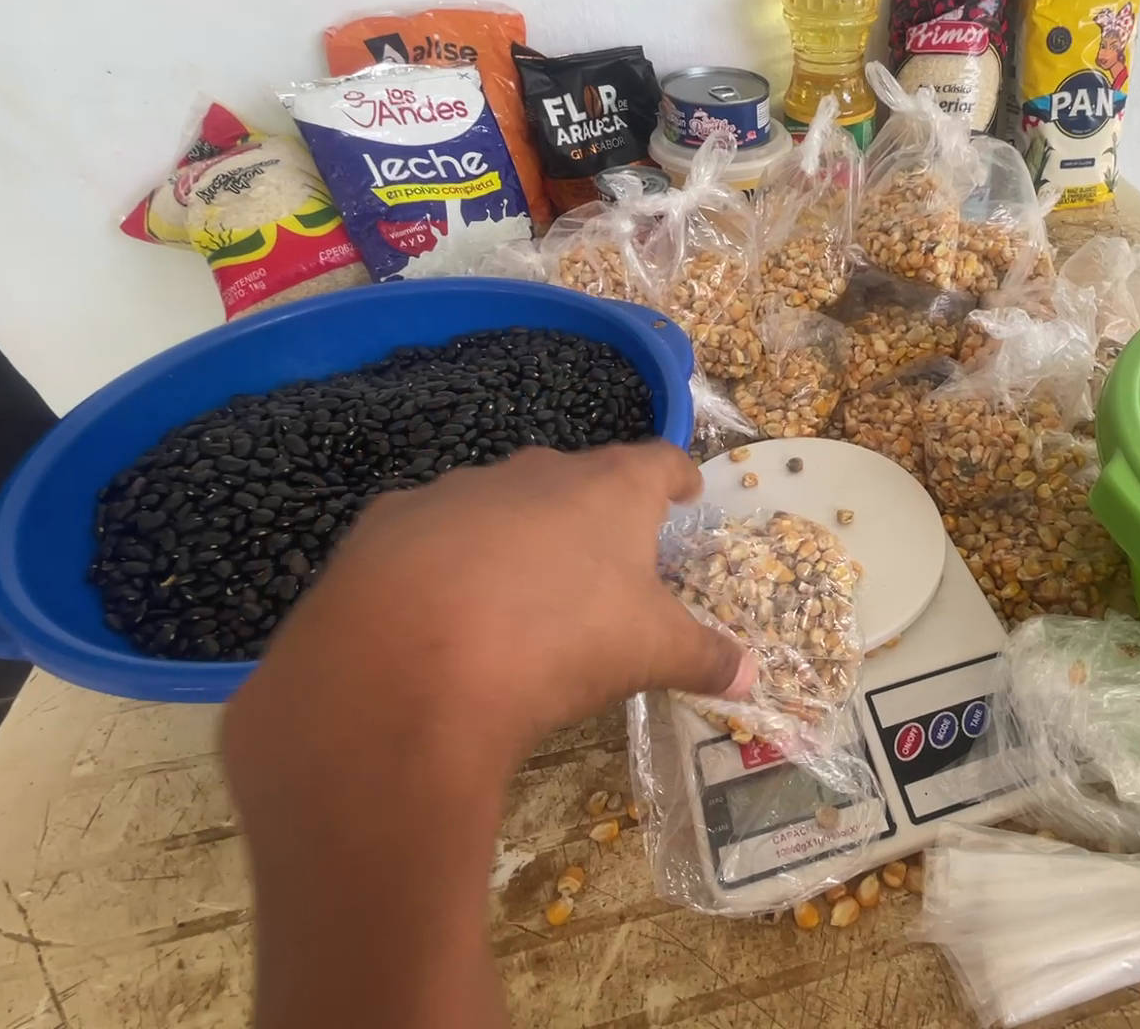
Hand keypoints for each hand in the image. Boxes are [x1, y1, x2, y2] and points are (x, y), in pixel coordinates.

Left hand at [222, 443, 752, 1028]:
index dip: (678, 475)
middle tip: (607, 559)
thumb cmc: (562, 642)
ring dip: (523, 531)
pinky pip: (435, 529)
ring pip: (506, 500)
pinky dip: (451, 555)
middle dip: (598, 511)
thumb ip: (707, 657)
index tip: (685, 491)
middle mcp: (537, 472)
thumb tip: (751, 678)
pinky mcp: (388, 521)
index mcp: (611, 490)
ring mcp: (458, 490)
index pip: (660, 461)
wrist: (407, 673)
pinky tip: (445, 605)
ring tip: (524, 588)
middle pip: (583, 477)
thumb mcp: (652, 654)